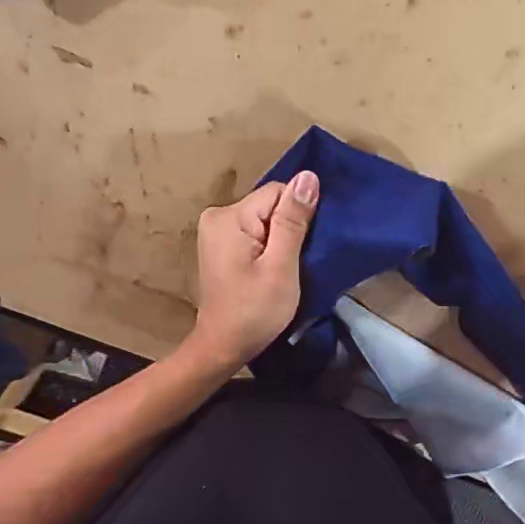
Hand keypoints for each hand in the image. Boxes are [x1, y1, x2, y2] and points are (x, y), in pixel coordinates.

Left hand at [186, 171, 319, 367]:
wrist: (223, 347)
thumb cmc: (254, 312)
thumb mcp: (281, 267)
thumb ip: (293, 221)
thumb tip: (309, 176)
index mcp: (229, 217)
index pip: (279, 193)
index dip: (297, 218)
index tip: (299, 251)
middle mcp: (217, 215)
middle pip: (271, 204)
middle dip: (288, 229)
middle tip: (290, 265)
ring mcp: (216, 230)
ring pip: (265, 219)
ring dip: (280, 240)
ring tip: (280, 270)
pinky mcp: (220, 244)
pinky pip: (255, 232)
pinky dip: (268, 248)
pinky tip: (268, 271)